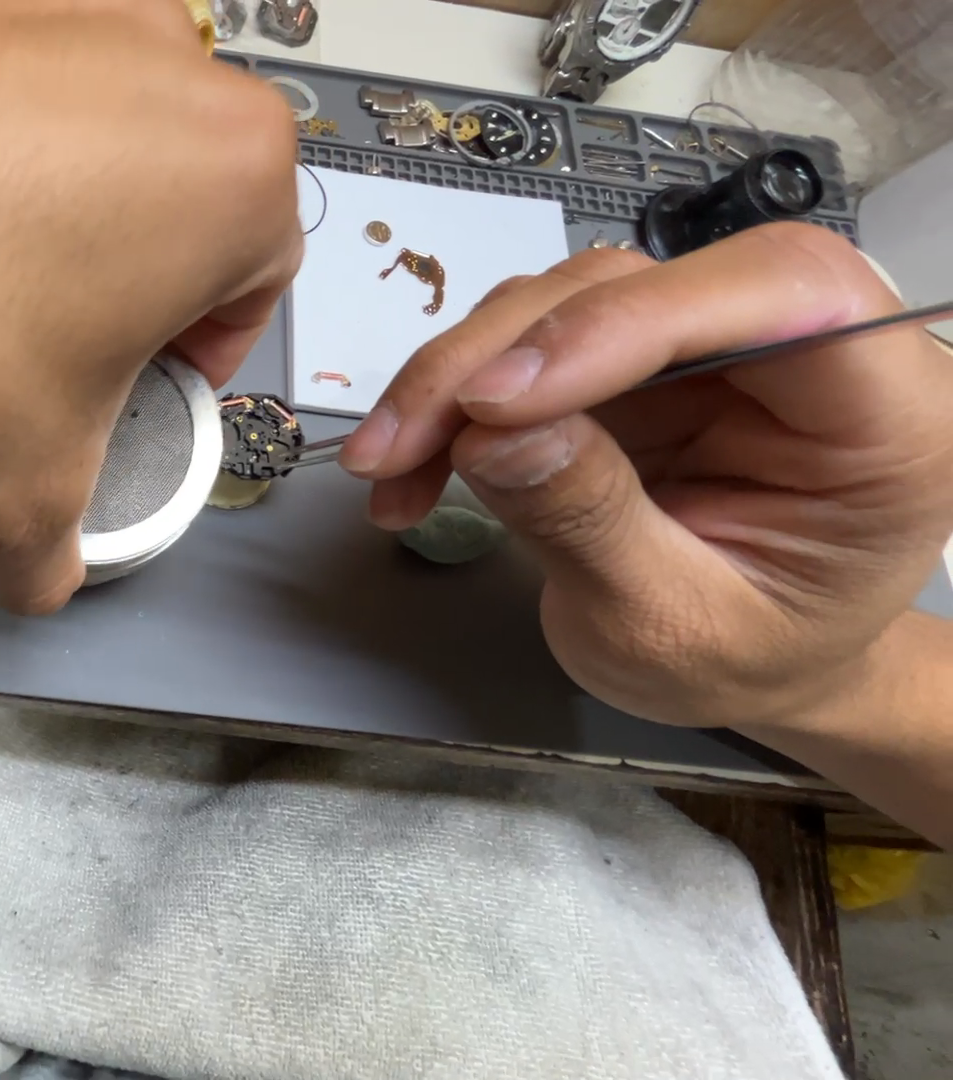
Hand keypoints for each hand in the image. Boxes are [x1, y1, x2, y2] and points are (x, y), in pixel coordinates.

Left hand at [0, 0, 300, 613]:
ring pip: (74, 162)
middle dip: (113, 310)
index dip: (194, 362)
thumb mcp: (16, 498)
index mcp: (225, 171)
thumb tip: (42, 571)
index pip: (254, 285)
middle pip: (165, 219)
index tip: (137, 395)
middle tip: (41, 377)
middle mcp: (149, 57)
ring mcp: (36, 7)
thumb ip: (54, 555)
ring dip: (33, 252)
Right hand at [338, 224, 952, 730]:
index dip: (622, 324)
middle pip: (618, 289)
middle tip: (385, 452)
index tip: (489, 406)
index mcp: (872, 416)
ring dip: (440, 387)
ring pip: (540, 312)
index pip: (776, 294)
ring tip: (381, 473)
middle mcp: (774, 355)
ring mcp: (679, 360)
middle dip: (479, 365)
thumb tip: (489, 435)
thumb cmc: (733, 659)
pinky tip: (403, 478)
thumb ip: (589, 522)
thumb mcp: (661, 622)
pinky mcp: (603, 380)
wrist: (730, 670)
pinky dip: (436, 414)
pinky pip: (500, 361)